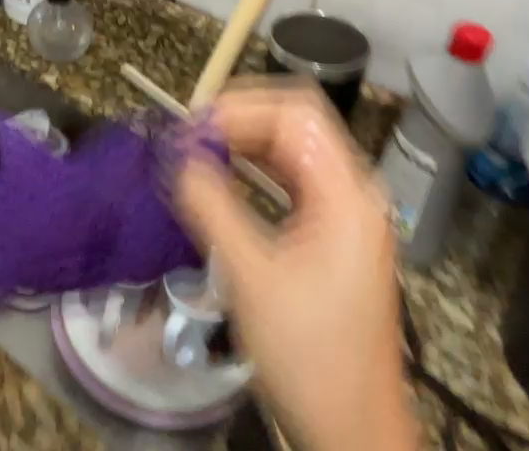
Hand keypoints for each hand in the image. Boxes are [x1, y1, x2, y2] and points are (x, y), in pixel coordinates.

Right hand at [174, 81, 417, 450]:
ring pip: (292, 149)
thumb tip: (175, 157)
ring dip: (244, 142)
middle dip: (239, 120)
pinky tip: (220, 177)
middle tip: (188, 136)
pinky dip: (254, 169)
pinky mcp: (332, 235)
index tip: (190, 128)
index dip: (239, 109)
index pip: (295, 116)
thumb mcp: (249, 276)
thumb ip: (209, 205)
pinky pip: (292, 179)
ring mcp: (346, 215)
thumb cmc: (308, 355)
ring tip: (195, 151)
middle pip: (296, 124)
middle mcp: (353, 194)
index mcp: (346, 196)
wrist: (353, 429)